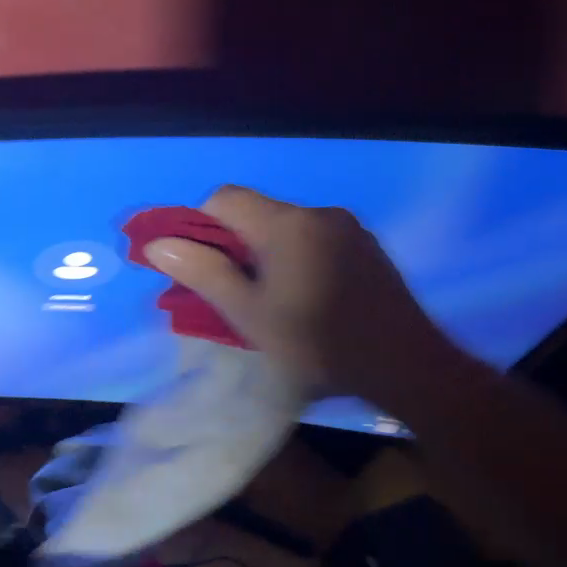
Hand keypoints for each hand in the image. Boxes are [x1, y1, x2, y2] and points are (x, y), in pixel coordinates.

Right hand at [142, 185, 468, 402]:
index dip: (199, 226)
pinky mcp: (367, 248)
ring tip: (266, 299)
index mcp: (286, 224)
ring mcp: (348, 229)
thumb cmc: (319, 343)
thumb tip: (156, 244)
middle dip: (229, 245)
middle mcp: (318, 214)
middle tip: (228, 292)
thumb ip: (201, 272)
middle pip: (252, 212)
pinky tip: (303, 297)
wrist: (410, 368)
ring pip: (282, 227)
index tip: (201, 268)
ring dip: (261, 254)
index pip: (222, 198)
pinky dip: (292, 258)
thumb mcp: (247, 314)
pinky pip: (311, 240)